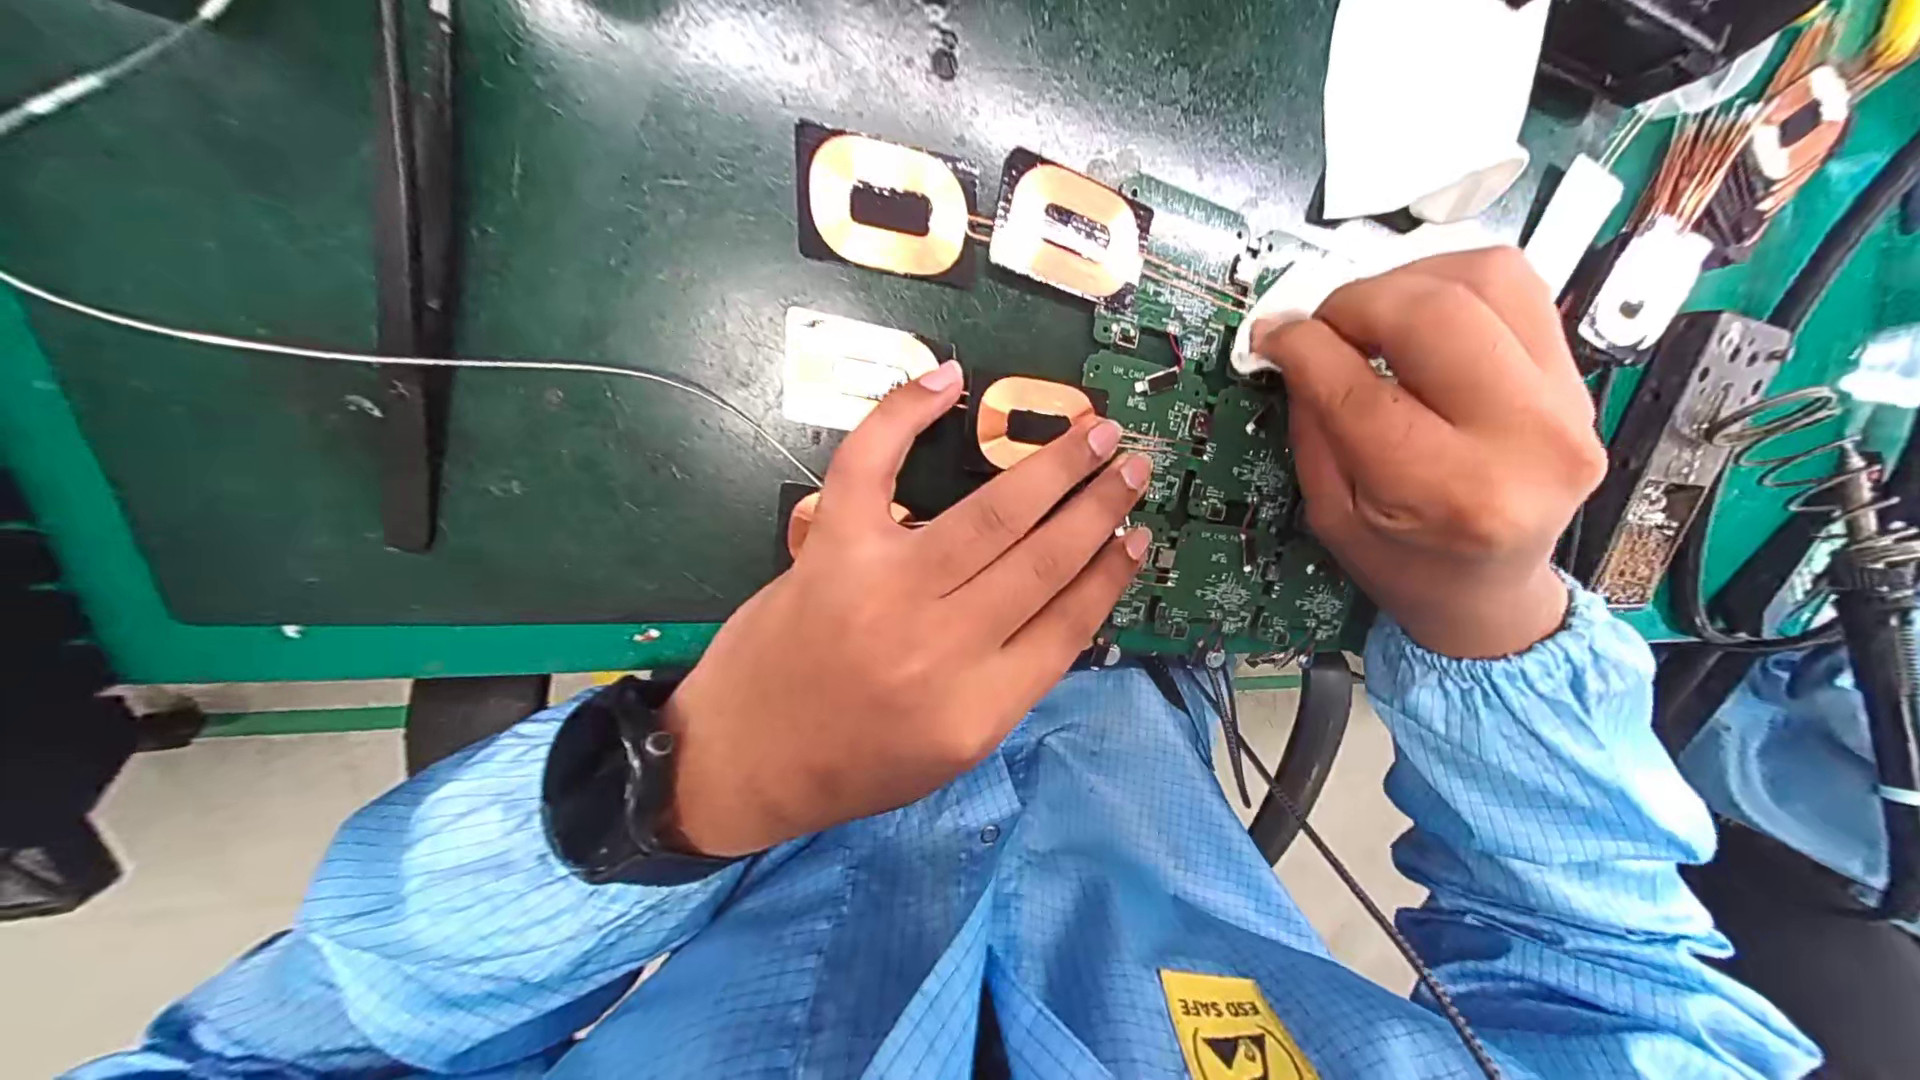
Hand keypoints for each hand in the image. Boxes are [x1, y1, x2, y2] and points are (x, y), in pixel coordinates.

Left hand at [660, 361, 1153, 855]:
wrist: (741, 762)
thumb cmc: (849, 766)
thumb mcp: (950, 752)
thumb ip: (1009, 685)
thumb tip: (1061, 608)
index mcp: (979, 708)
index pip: (1069, 624)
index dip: (1109, 574)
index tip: (1135, 535)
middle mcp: (943, 647)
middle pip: (1043, 558)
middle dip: (1097, 504)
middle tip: (1130, 463)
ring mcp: (885, 590)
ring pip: (991, 514)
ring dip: (1052, 466)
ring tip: (1092, 432)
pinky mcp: (833, 551)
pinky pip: (872, 466)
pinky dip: (905, 413)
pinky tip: (950, 381)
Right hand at [1253, 247, 1604, 658]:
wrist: (1489, 590)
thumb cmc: (1398, 564)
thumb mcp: (1329, 510)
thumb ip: (1313, 422)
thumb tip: (1291, 345)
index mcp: (1444, 493)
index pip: (1357, 388)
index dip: (1301, 347)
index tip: (1271, 336)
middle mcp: (1521, 440)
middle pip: (1433, 313)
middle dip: (1353, 303)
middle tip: (1319, 325)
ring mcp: (1566, 403)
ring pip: (1486, 277)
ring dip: (1406, 281)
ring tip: (1366, 317)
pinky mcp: (1578, 379)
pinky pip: (1517, 290)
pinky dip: (1450, 285)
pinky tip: (1414, 316)